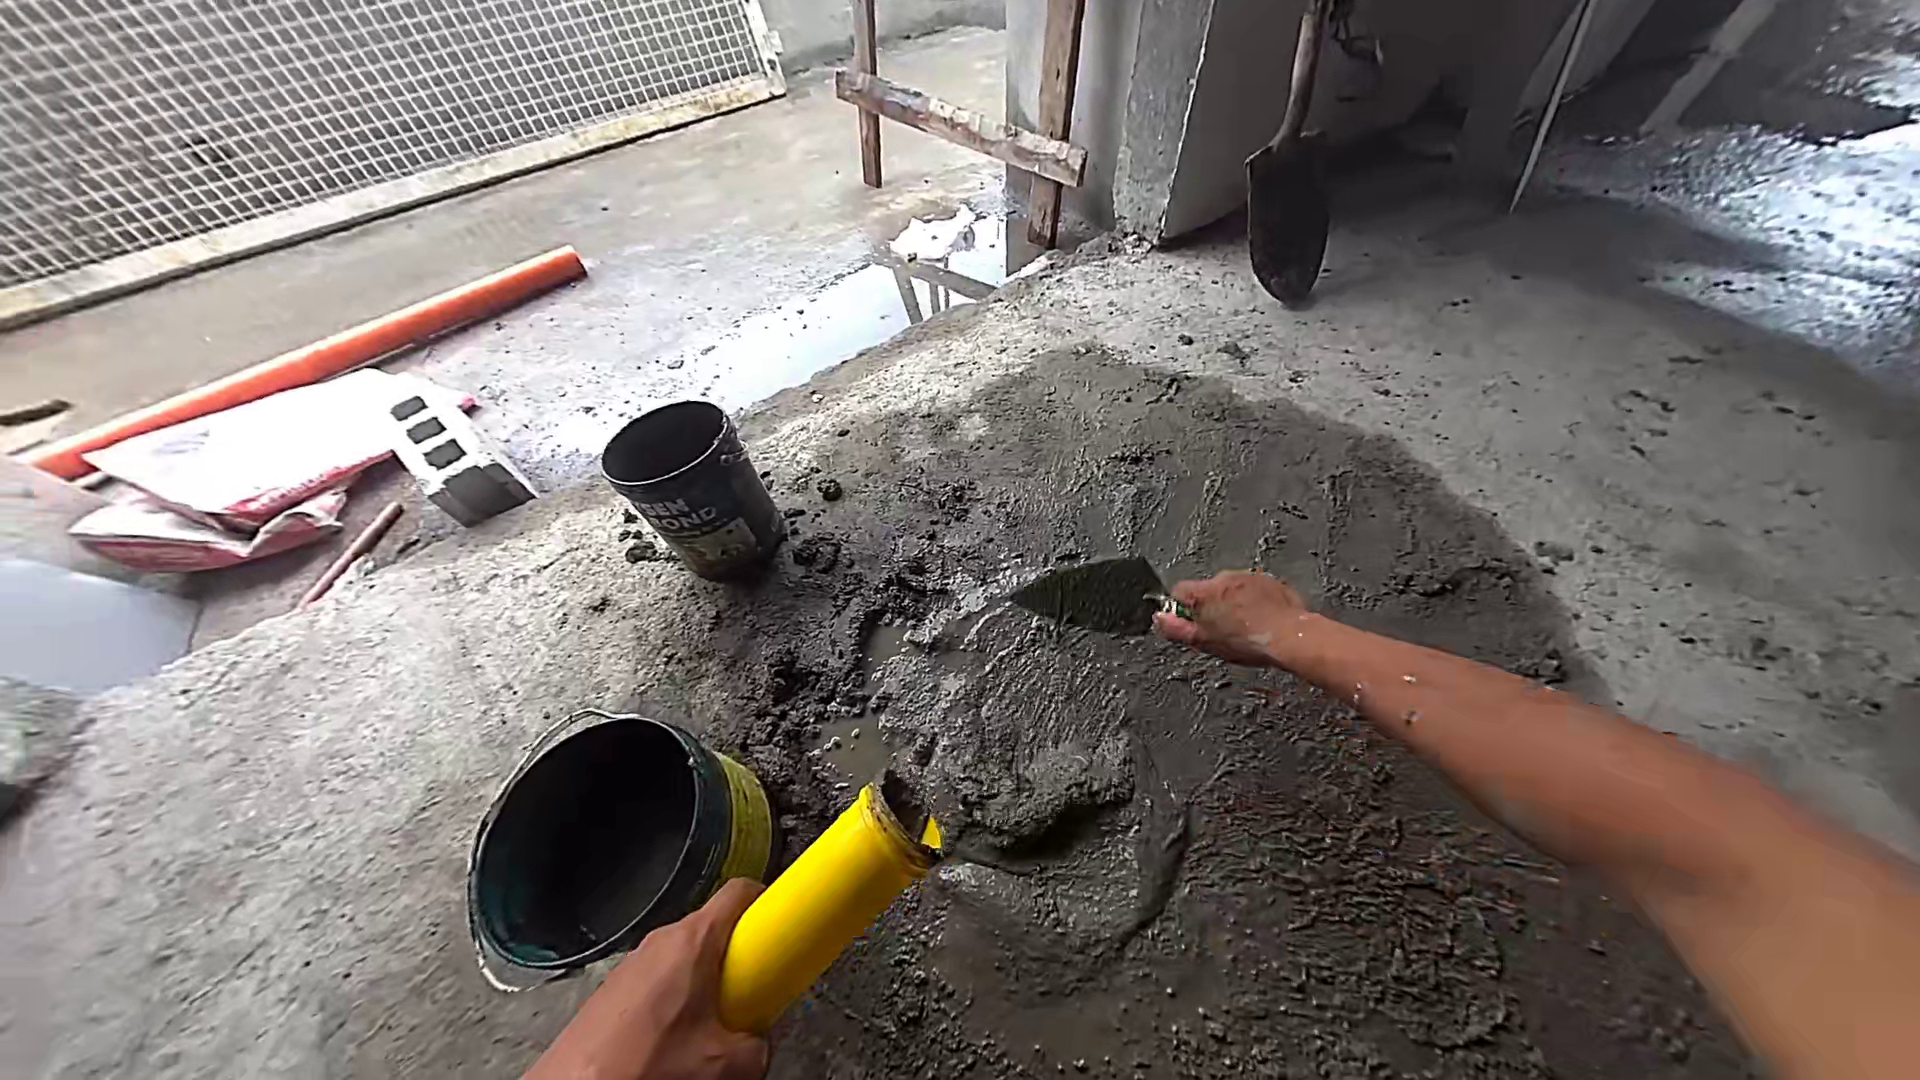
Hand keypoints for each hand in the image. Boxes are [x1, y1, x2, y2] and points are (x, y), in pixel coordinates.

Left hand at [526, 878, 768, 1079]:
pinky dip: (673, 1001)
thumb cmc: (641, 1071)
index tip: (780, 928)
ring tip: (705, 1031)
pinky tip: (669, 1045)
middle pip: (716, 927)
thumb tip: (760, 1046)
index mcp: (694, 939)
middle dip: (737, 958)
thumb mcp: (721, 1065)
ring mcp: (633, 963)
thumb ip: (757, 1047)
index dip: (767, 902)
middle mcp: (663, 939)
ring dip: (704, 982)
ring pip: (686, 956)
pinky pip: (658, 980)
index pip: (742, 890)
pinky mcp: (611, 992)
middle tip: (746, 997)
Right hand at [1153, 570, 1309, 667]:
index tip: (1191, 623)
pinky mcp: (1269, 581)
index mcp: (1203, 592)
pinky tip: (1261, 620)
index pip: (1178, 592)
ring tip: (1245, 627)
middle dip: (1211, 607)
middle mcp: (1224, 578)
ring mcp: (1248, 577)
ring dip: (1233, 603)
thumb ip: (1175, 629)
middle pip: (1206, 590)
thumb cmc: (1248, 642)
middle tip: (1221, 630)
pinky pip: (1253, 589)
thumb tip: (1159, 619)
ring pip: (1230, 589)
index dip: (1181, 609)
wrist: (1291, 636)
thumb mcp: (1203, 642)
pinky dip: (1254, 602)